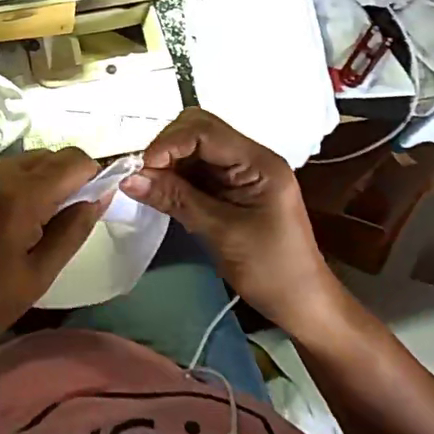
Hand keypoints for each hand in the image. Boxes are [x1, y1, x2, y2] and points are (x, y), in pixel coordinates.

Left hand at [0, 148, 105, 365]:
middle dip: (57, 181)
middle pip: (43, 157)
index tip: (88, 200)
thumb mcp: (36, 277)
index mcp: (16, 198)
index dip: (89, 176)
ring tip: (11, 226)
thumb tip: (101, 195)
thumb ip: (72, 229)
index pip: (72, 160)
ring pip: (14, 163)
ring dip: (25, 184)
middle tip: (49, 222)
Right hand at [122, 109, 339, 332]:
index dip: (169, 143)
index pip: (205, 131)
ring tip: (147, 183)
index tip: (142, 167)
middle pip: (198, 129)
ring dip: (168, 161)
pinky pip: (195, 167)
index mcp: (259, 162)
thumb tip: (129, 179)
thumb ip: (176, 200)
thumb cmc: (271, 270)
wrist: (304, 305)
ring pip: (193, 146)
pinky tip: (160, 190)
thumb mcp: (221, 233)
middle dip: (167, 146)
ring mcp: (240, 170)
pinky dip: (174, 175)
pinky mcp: (230, 185)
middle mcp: (250, 157)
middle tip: (144, 174)